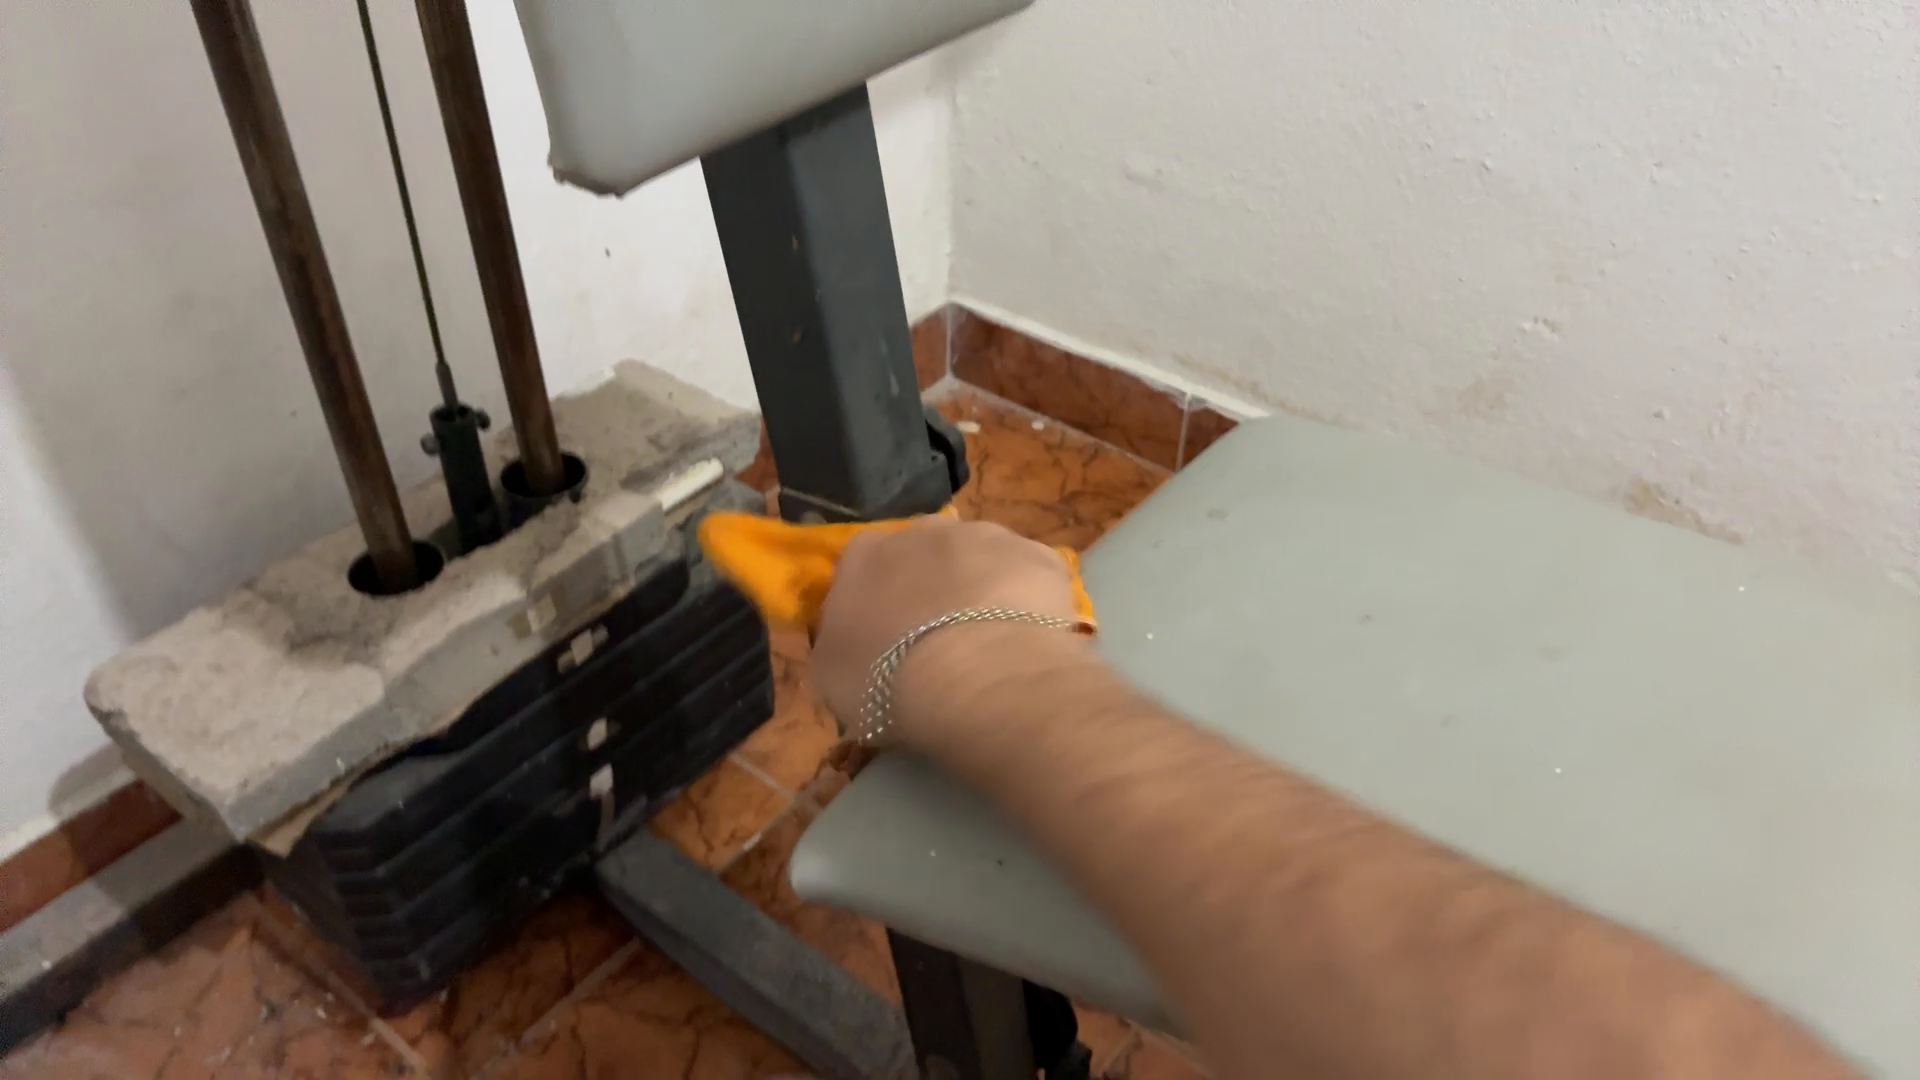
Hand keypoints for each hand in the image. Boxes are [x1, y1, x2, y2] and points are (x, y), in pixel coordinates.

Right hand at [811, 518, 1084, 740]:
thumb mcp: (831, 673)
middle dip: (934, 586)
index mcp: (866, 553)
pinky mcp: (1040, 556)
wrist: (975, 679)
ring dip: (984, 590)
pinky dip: (1031, 602)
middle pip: (927, 554)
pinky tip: (1030, 640)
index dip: (880, 600)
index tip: (888, 637)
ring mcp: (988, 536)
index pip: (866, 564)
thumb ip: (840, 640)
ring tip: (991, 643)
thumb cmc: (888, 681)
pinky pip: (1031, 577)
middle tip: (942, 639)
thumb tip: (854, 637)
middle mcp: (926, 530)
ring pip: (983, 559)